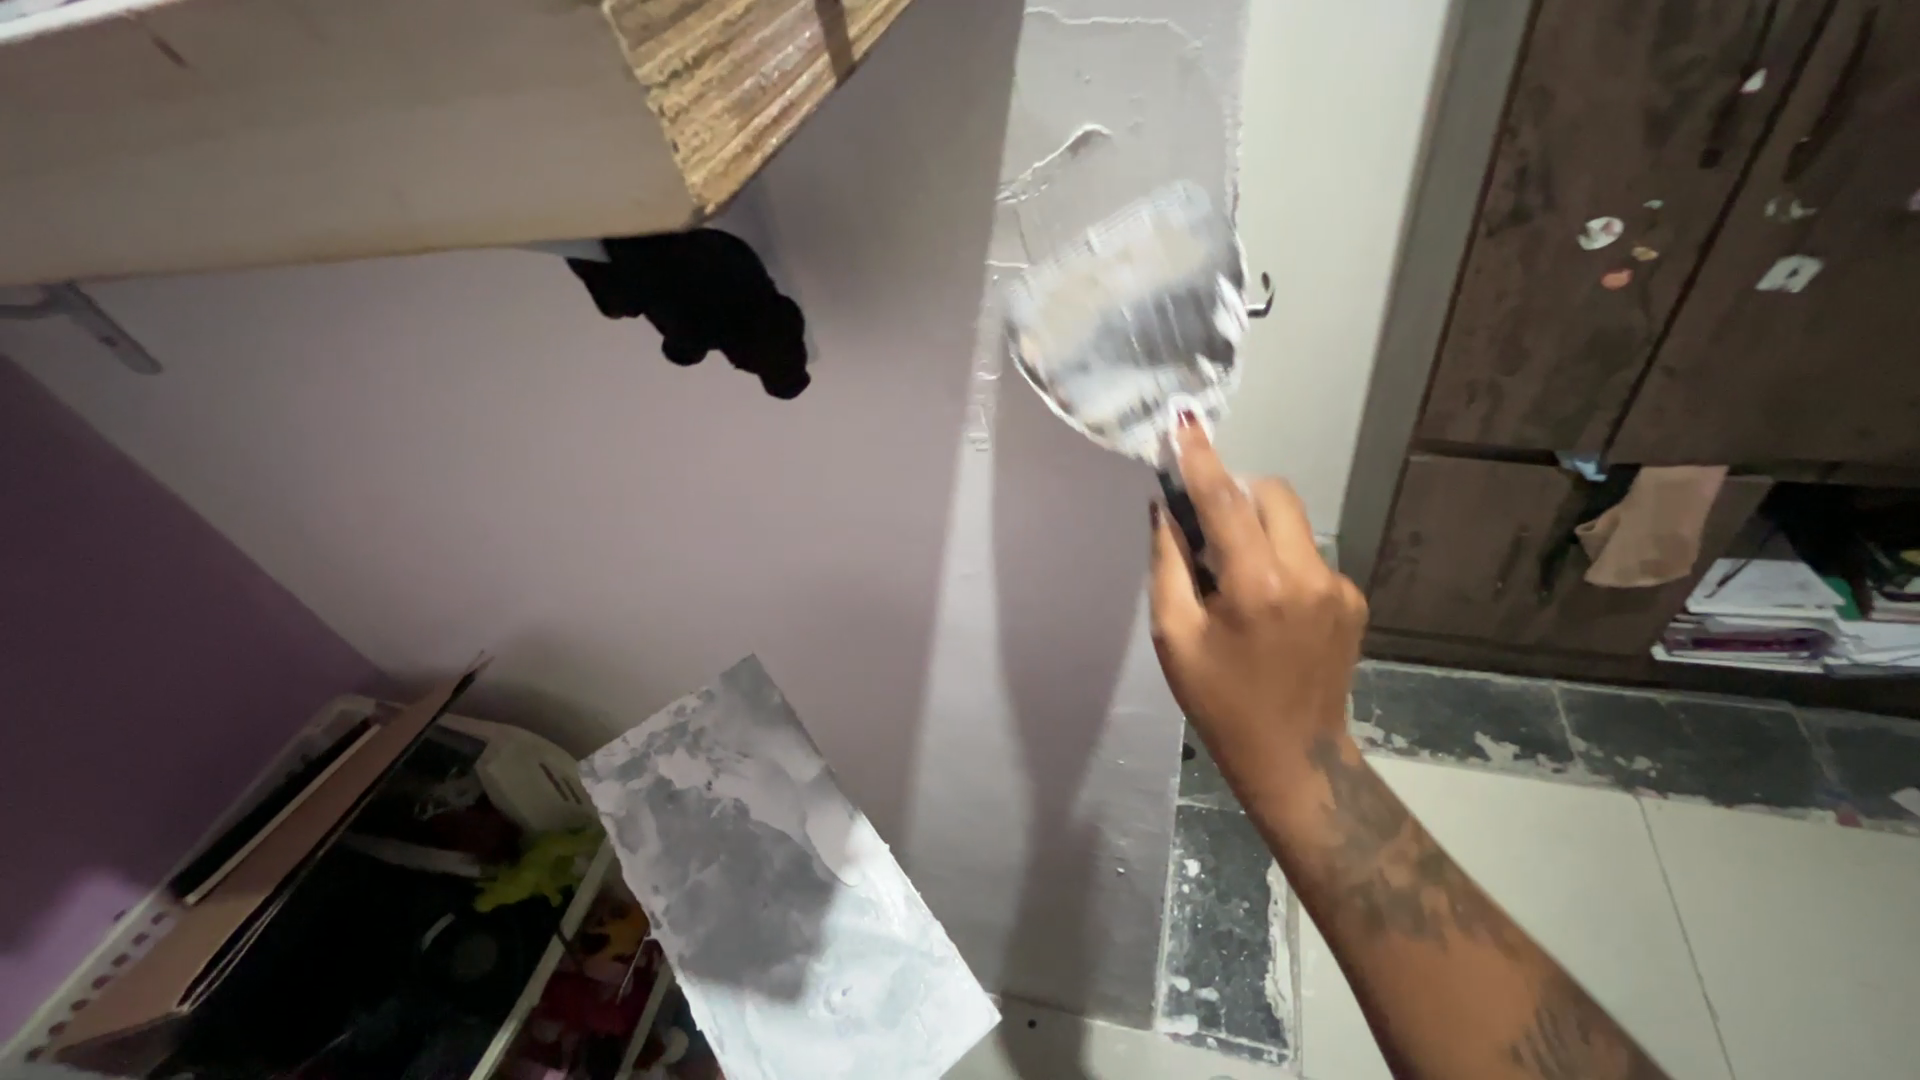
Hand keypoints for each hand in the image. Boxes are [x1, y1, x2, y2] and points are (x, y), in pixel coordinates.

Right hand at [1149, 420, 1367, 797]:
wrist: (1294, 754)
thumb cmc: (1219, 701)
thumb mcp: (1175, 637)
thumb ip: (1168, 565)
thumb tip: (1165, 509)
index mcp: (1257, 587)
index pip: (1226, 503)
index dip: (1201, 461)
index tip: (1184, 424)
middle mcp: (1308, 576)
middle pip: (1272, 495)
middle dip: (1236, 495)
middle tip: (1205, 528)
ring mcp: (1339, 587)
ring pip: (1293, 523)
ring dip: (1257, 529)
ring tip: (1234, 578)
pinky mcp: (1353, 600)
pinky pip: (1308, 555)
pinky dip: (1280, 560)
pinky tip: (1266, 605)